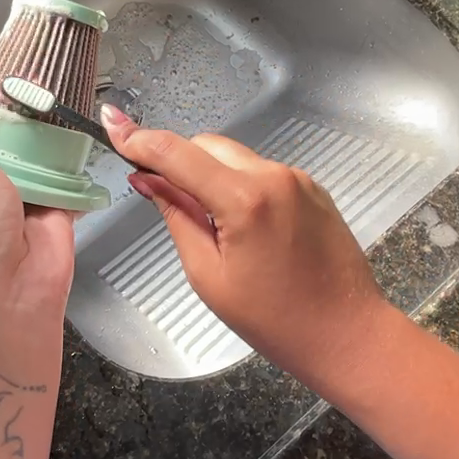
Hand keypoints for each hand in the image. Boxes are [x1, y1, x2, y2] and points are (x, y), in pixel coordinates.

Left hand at [0, 99, 74, 458]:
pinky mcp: (55, 216)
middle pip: (4, 144)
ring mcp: (21, 204)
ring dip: (49, 135)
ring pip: (37, 159)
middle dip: (20, 117)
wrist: (5, 298)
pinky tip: (85, 130)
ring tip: (65, 92)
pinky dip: (75, 163)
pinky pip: (66, 181)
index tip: (2, 77)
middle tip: (43, 75)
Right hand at [102, 105, 394, 393]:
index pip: (178, 154)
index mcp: (245, 199)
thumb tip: (147, 179)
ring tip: (210, 225)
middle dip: (178, 162)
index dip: (139, 138)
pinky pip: (260, 172)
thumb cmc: (274, 320)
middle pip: (206, 146)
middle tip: (159, 194)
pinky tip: (241, 225)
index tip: (111, 123)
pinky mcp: (312, 187)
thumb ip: (176, 215)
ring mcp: (298, 179)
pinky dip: (238, 183)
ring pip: (234, 156)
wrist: (348, 334)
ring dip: (209, 174)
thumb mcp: (208, 274)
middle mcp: (274, 176)